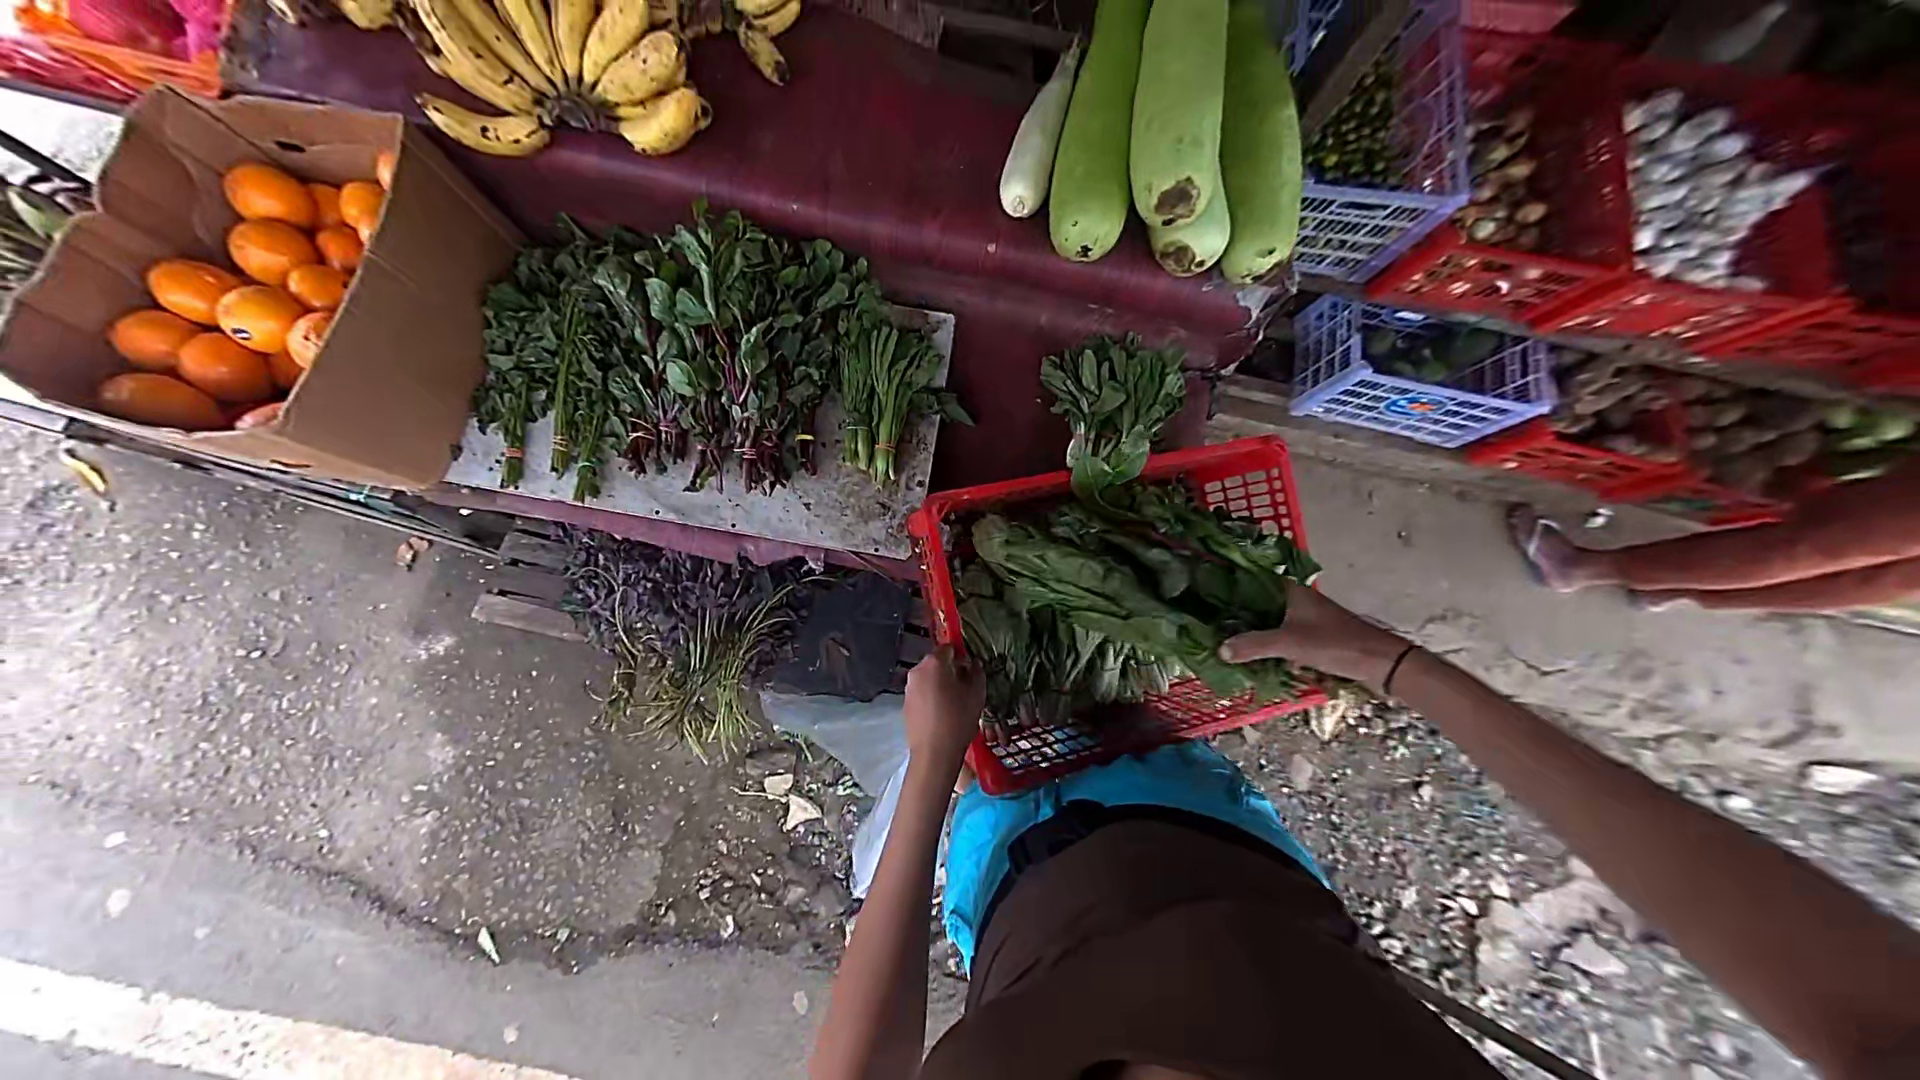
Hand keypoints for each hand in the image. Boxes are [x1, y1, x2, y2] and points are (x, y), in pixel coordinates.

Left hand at [904, 646, 985, 773]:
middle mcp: (917, 671)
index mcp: (934, 662)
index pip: (949, 648)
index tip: (971, 668)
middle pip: (936, 663)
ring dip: (941, 684)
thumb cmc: (958, 718)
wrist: (934, 752)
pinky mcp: (905, 704)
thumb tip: (973, 664)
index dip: (962, 655)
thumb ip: (976, 671)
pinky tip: (943, 713)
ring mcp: (909, 688)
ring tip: (955, 702)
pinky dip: (932, 697)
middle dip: (951, 670)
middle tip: (966, 685)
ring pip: (929, 679)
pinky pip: (922, 693)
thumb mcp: (977, 692)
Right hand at [1218, 581, 1409, 693]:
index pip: (1253, 576)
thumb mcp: (1290, 644)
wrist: (1381, 664)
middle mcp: (1296, 598)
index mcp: (1290, 590)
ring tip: (1223, 634)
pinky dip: (1266, 641)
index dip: (1231, 579)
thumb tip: (1220, 650)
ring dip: (1251, 626)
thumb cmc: (1336, 643)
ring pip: (1268, 617)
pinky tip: (1251, 652)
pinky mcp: (1311, 635)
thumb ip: (1254, 645)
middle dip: (1236, 608)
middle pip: (1258, 599)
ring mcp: (1304, 617)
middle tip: (1208, 616)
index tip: (1206, 585)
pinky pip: (1279, 633)